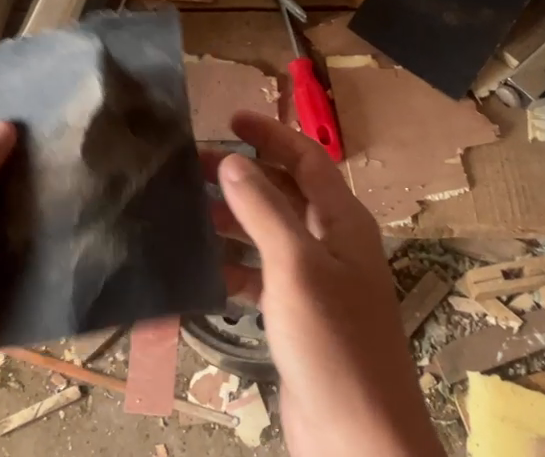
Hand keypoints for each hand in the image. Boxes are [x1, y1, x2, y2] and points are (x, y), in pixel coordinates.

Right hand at [203, 111, 442, 456]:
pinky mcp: (296, 317)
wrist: (357, 438)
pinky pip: (260, 277)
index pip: (307, 159)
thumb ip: (264, 210)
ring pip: (268, 235)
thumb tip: (234, 161)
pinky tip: (200, 268)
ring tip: (186, 213)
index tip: (229, 120)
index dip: (271, 135)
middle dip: (242, 176)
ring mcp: (315, 283)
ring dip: (232, 221)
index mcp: (343, 221)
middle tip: (192, 168)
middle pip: (284, 193)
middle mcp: (331, 244)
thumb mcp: (296, 266)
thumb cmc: (334, 342)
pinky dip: (232, 267)